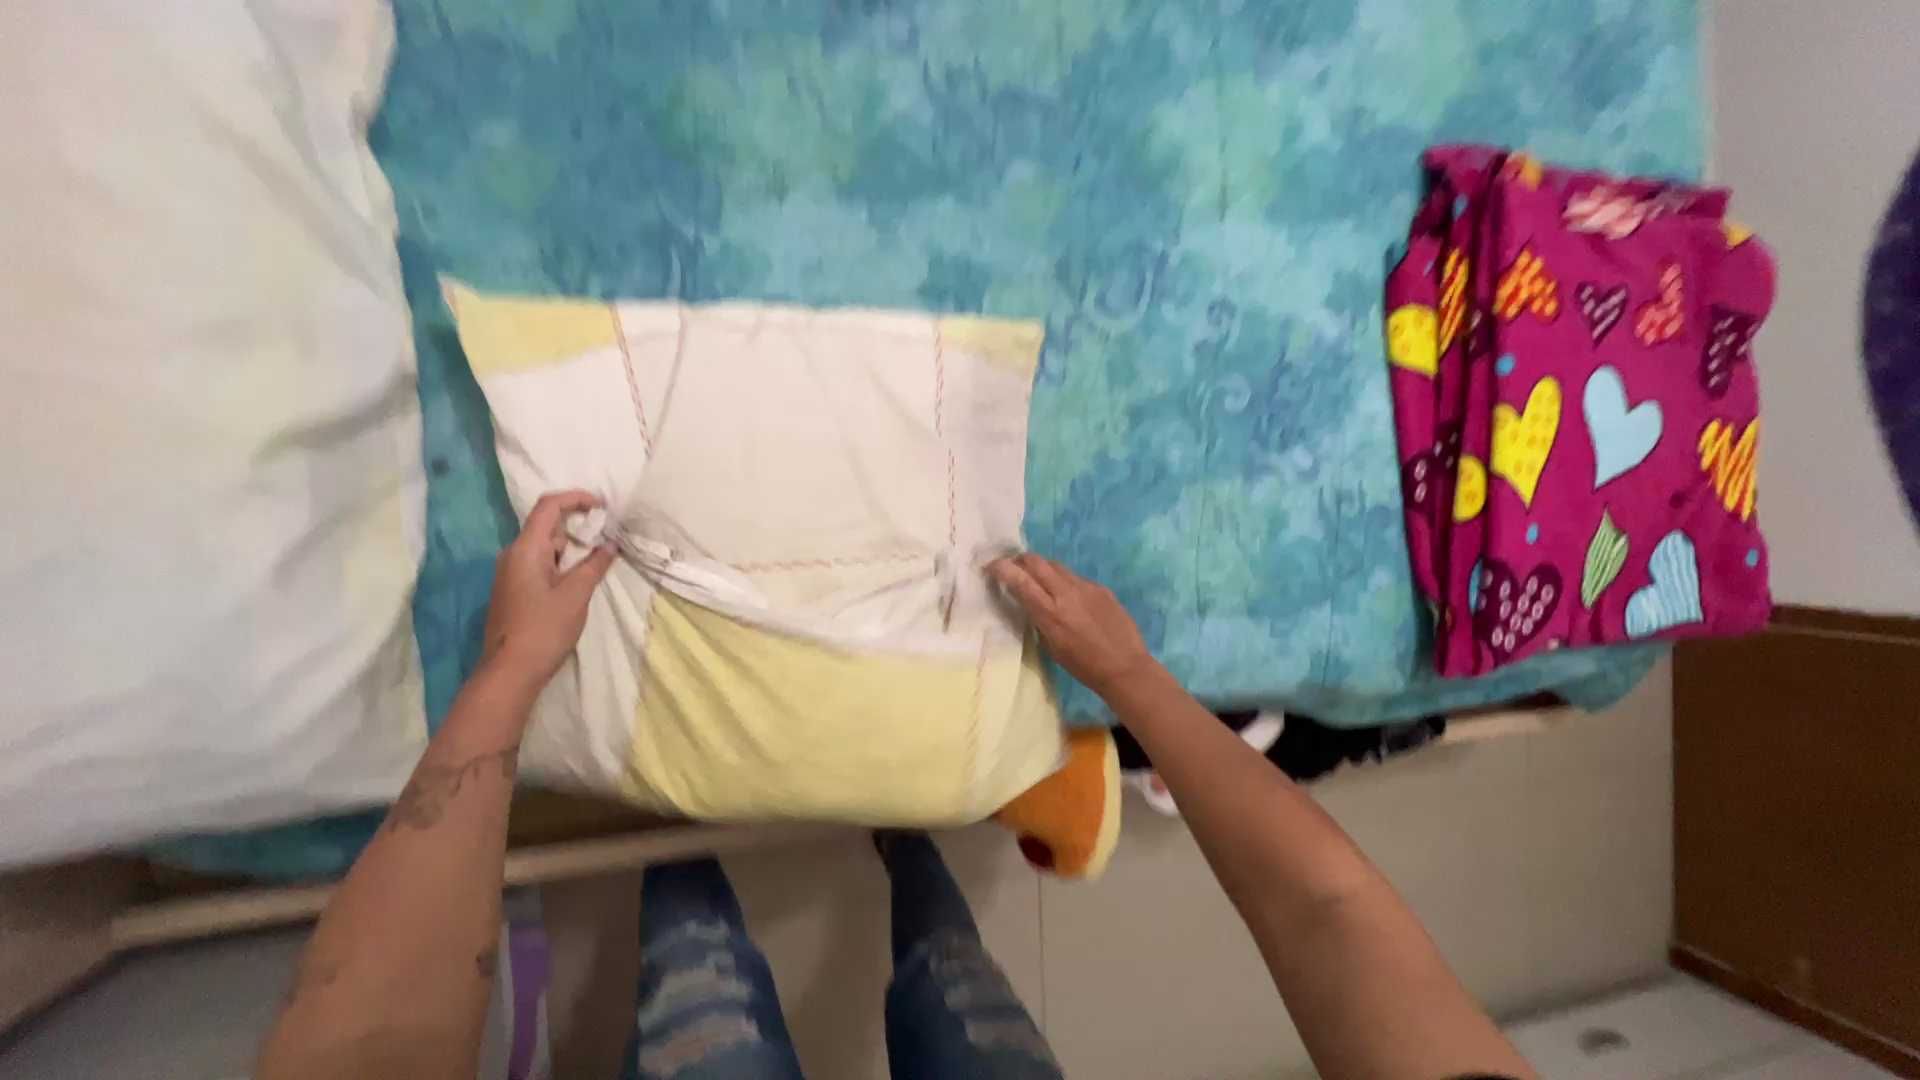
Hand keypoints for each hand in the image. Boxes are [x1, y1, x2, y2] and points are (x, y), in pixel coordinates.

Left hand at [479, 491, 617, 692]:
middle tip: (607, 537)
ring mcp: (511, 572)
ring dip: (571, 547)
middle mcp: (513, 554)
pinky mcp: (514, 588)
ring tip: (598, 560)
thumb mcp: (576, 595)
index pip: (548, 507)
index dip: (576, 498)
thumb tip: (610, 544)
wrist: (510, 670)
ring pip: (544, 546)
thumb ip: (594, 565)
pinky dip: (562, 562)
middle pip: (546, 525)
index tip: (603, 505)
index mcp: (525, 549)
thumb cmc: (544, 629)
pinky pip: (540, 563)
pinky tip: (578, 579)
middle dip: (578, 526)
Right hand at [988, 553, 1159, 699]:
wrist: (1125, 667)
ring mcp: (1086, 587)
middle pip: (1036, 561)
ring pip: (1056, 565)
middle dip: (1020, 561)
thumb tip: (1028, 602)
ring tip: (1040, 581)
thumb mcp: (1051, 646)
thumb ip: (1038, 619)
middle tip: (1014, 568)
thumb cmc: (1083, 666)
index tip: (992, 567)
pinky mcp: (1101, 588)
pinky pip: (1075, 577)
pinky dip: (1064, 581)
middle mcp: (1066, 594)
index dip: (1002, 568)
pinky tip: (1069, 598)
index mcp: (1050, 614)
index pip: (1020, 580)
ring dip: (1042, 568)